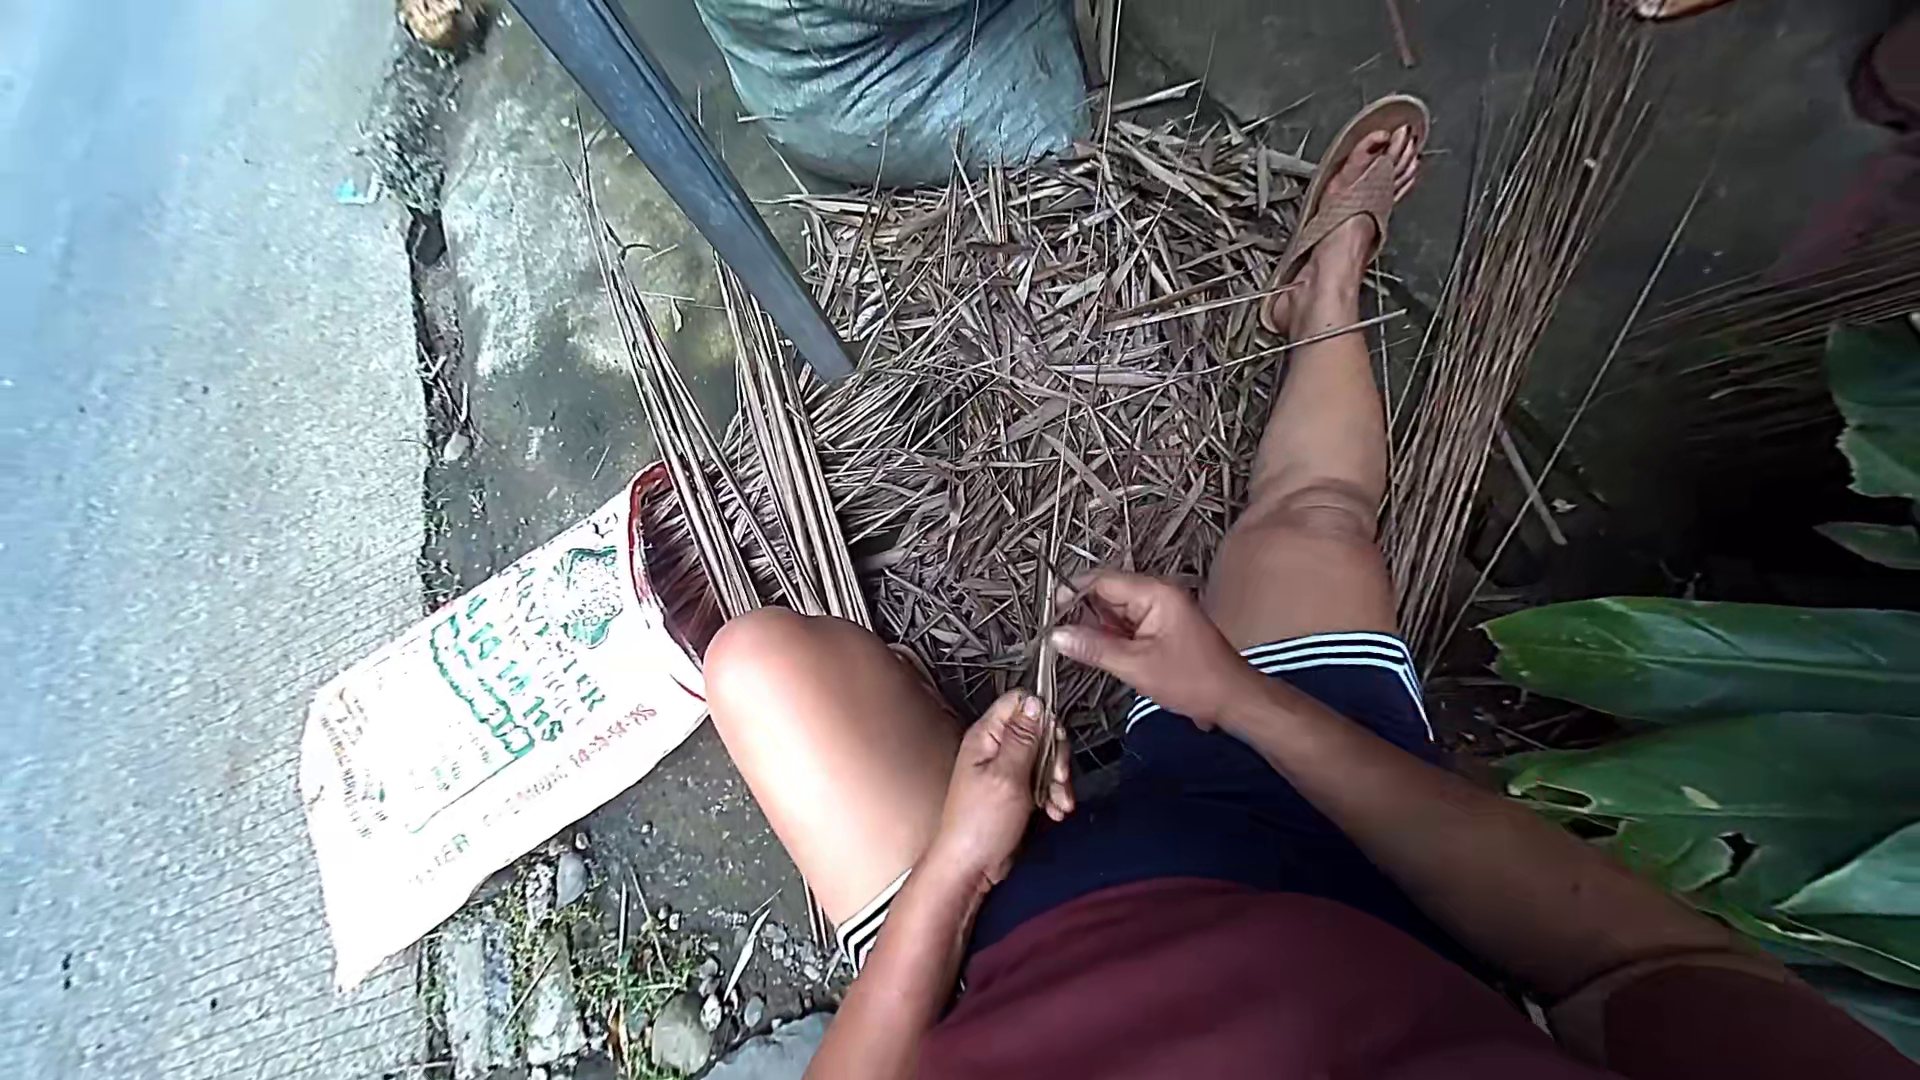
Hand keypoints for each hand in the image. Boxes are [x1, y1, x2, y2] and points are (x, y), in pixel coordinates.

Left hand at [922, 691, 1073, 896]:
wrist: (971, 868)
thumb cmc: (980, 823)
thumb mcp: (1007, 776)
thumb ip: (1024, 738)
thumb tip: (1035, 701)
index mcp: (987, 735)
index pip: (1018, 702)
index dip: (1041, 715)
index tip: (1054, 740)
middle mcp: (996, 747)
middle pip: (1038, 729)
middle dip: (1055, 754)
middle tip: (1058, 778)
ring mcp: (1007, 768)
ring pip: (1045, 756)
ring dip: (1058, 779)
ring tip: (1058, 803)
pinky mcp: (1017, 789)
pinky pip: (1044, 780)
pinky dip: (1054, 794)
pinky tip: (1056, 811)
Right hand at [1049, 571, 1266, 729]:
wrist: (1233, 701)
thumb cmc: (1196, 681)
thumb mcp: (1136, 666)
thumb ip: (1093, 647)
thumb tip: (1058, 635)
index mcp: (1155, 593)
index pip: (1102, 581)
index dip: (1072, 594)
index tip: (1052, 614)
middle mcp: (1157, 594)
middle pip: (1105, 593)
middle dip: (1082, 613)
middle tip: (1061, 635)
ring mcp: (1159, 610)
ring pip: (1113, 610)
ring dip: (1095, 627)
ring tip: (1080, 647)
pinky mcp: (1159, 626)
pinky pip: (1125, 623)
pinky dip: (1110, 636)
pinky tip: (1101, 652)